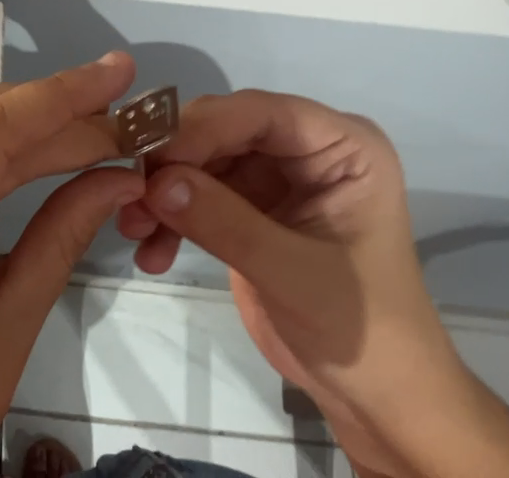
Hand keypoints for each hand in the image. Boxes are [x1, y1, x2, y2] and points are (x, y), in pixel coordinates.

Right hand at [118, 90, 508, 477]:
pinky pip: (194, 192)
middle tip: (132, 196)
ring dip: (163, 191)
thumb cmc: (363, 331)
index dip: (203, 127)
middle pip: (222, 129)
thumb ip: (225, 223)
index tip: (151, 159)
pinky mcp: (248, 206)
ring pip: (199, 158)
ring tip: (134, 229)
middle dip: (174, 161)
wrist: (376, 396)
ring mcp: (274, 177)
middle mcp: (306, 150)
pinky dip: (169, 217)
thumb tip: (156, 183)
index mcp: (343, 147)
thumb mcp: (293, 274)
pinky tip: (152, 252)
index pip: (261, 113)